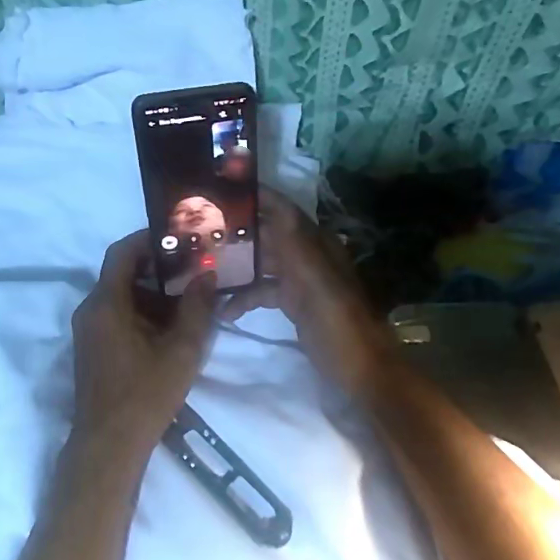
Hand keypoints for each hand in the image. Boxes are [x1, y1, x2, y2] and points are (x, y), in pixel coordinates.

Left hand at [68, 230, 216, 463]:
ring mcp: (89, 330)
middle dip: (159, 268)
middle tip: (194, 267)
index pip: (122, 252)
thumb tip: (208, 274)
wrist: (110, 445)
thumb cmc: (145, 394)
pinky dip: (143, 312)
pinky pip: (117, 315)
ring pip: (122, 295)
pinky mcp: (93, 347)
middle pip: (122, 273)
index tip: (180, 237)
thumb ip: (197, 308)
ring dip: (153, 292)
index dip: (150, 239)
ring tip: (190, 297)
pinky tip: (172, 326)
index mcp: (106, 303)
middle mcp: (91, 309)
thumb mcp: (181, 350)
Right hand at [223, 188, 397, 397]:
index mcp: (315, 244)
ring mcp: (299, 280)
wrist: (362, 369)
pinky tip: (225, 309)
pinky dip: (245, 297)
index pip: (282, 210)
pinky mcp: (293, 303)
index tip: (220, 189)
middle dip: (237, 233)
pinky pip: (263, 291)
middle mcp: (307, 255)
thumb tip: (274, 206)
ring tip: (203, 270)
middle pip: (267, 235)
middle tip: (198, 232)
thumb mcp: (317, 282)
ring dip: (236, 267)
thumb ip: (295, 244)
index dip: (256, 197)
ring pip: (262, 263)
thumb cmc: (340, 323)